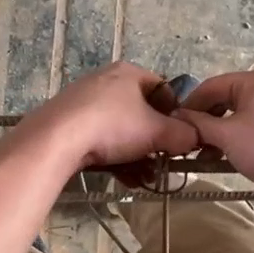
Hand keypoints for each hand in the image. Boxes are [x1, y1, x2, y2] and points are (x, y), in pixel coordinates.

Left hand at [16, 62, 200, 168]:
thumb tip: (196, 138)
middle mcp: (106, 81)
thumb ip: (182, 134)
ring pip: (121, 130)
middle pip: (141, 112)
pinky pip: (101, 140)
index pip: (163, 89)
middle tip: (164, 162)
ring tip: (147, 178)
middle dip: (155, 141)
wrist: (57, 139)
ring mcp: (84, 102)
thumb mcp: (156, 131)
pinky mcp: (69, 124)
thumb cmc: (113, 125)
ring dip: (138, 155)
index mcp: (129, 73)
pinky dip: (117, 158)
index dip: (177, 114)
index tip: (181, 138)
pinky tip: (126, 179)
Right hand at [174, 70, 253, 196]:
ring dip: (222, 134)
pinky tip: (232, 157)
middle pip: (228, 99)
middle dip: (207, 121)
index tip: (173, 124)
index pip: (212, 85)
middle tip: (190, 143)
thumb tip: (178, 117)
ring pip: (243, 116)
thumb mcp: (227, 136)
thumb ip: (199, 124)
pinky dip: (241, 139)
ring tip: (207, 154)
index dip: (190, 105)